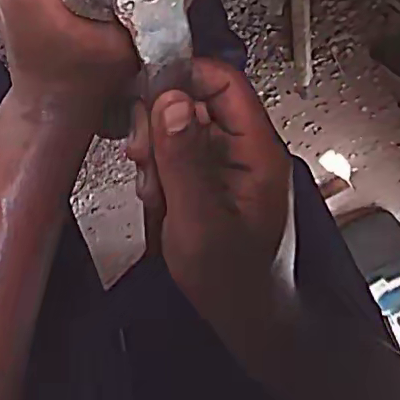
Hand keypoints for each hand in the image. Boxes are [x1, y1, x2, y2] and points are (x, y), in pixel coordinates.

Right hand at [133, 58, 297, 353]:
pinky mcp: (209, 174)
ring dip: (156, 147)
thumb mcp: (200, 223)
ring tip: (153, 187)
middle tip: (142, 155)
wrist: (247, 321)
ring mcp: (225, 161)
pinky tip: (157, 194)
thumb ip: (183, 160)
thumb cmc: (234, 282)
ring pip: (180, 123)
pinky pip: (177, 148)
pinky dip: (159, 165)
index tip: (145, 95)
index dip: (184, 77)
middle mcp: (242, 148)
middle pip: (196, 99)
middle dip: (160, 122)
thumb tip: (169, 99)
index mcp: (256, 150)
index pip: (225, 82)